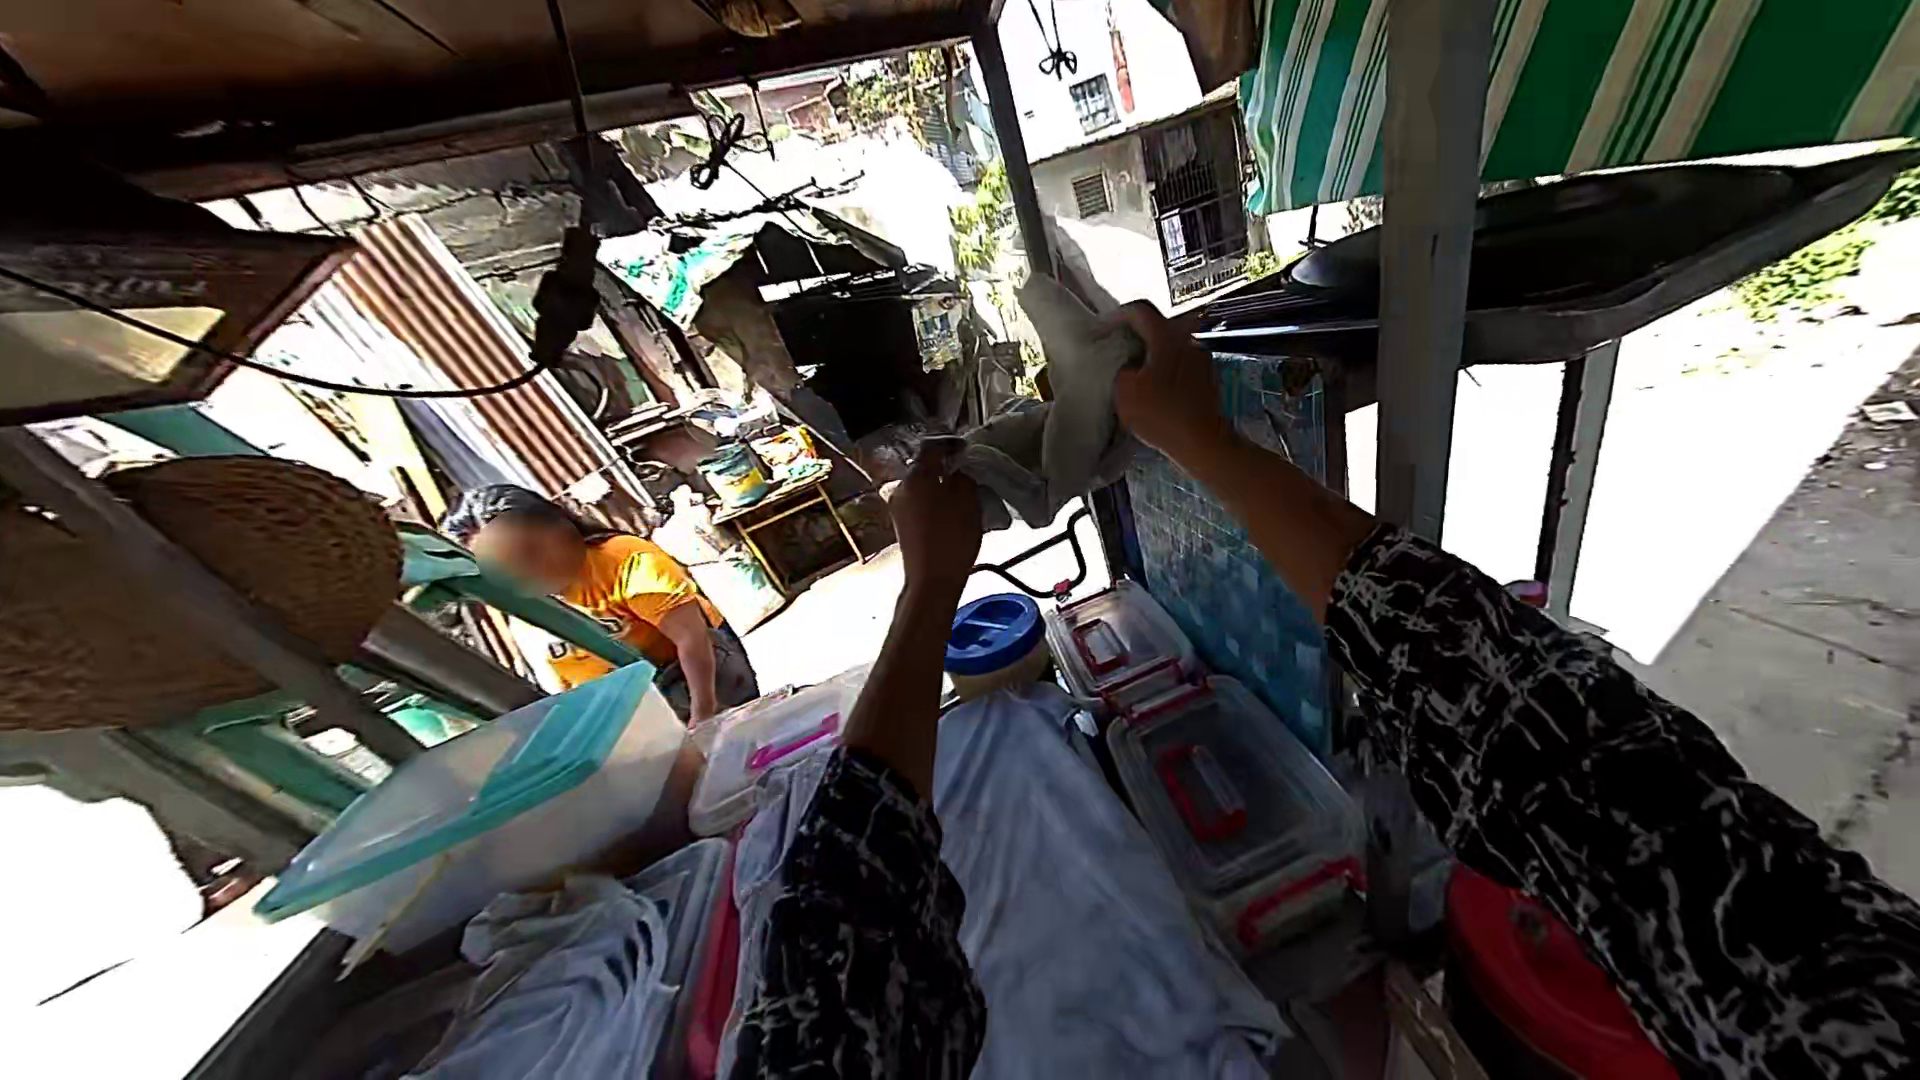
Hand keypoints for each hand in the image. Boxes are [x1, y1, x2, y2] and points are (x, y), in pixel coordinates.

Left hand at [889, 440, 982, 595]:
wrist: (932, 580)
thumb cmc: (952, 538)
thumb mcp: (968, 501)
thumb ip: (963, 476)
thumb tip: (958, 468)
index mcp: (916, 476)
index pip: (932, 447)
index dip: (951, 444)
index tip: (966, 449)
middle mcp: (901, 488)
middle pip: (925, 468)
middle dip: (946, 468)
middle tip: (968, 473)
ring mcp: (898, 508)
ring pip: (922, 487)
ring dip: (940, 487)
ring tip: (963, 496)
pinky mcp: (901, 526)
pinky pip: (919, 504)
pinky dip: (935, 503)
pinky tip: (951, 513)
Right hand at [1109, 301, 1234, 464]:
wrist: (1201, 441)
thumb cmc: (1161, 414)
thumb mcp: (1124, 391)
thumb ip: (1119, 367)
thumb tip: (1125, 363)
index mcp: (1167, 337)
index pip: (1138, 310)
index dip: (1115, 316)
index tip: (1100, 331)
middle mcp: (1187, 339)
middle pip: (1155, 326)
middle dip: (1132, 335)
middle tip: (1113, 350)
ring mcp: (1200, 357)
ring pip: (1168, 345)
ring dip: (1148, 353)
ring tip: (1131, 371)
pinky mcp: (1206, 376)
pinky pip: (1178, 362)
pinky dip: (1162, 367)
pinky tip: (1153, 388)